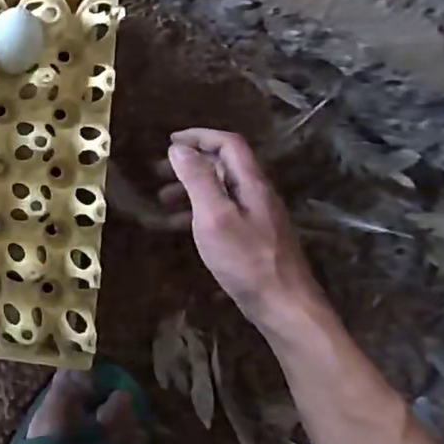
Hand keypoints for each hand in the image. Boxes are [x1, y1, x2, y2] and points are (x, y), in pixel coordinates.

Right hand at [160, 129, 324, 325]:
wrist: (285, 307)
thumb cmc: (246, 260)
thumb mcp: (214, 216)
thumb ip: (198, 179)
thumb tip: (179, 148)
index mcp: (251, 184)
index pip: (229, 144)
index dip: (200, 136)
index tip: (169, 142)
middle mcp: (257, 194)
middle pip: (224, 165)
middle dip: (190, 162)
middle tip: (158, 172)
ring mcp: (257, 216)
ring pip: (221, 189)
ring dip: (190, 187)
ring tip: (163, 199)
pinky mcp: (253, 237)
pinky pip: (222, 211)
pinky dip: (198, 210)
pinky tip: (181, 226)